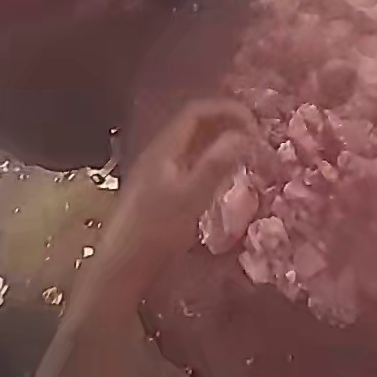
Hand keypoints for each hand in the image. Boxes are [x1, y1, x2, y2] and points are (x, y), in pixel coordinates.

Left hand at [100, 100, 253, 284]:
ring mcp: (159, 170)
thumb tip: (244, 135)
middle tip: (255, 135)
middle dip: (227, 122)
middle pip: (195, 123)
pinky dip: (212, 158)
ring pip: (194, 142)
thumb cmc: (156, 231)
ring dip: (221, 140)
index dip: (227, 110)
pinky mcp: (161, 188)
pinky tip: (225, 173)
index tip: (254, 124)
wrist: (122, 267)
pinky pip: (191, 160)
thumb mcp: (191, 197)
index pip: (197, 112)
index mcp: (165, 147)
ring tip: (246, 150)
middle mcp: (160, 152)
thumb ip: (216, 164)